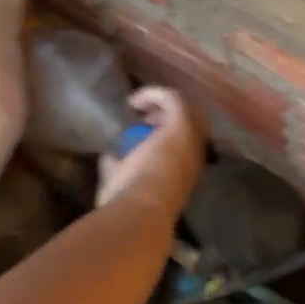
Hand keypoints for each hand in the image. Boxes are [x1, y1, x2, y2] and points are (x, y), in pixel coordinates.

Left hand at [95, 87, 205, 212]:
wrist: (141, 210)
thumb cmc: (133, 205)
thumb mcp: (124, 185)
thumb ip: (120, 168)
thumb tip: (110, 155)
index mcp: (183, 172)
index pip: (181, 143)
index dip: (163, 132)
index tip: (138, 131)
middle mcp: (194, 153)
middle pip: (189, 123)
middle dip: (167, 116)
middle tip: (142, 117)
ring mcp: (190, 138)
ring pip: (183, 109)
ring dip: (160, 104)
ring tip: (136, 105)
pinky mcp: (181, 125)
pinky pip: (173, 98)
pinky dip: (154, 93)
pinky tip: (134, 100)